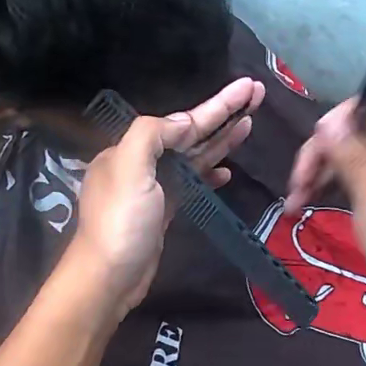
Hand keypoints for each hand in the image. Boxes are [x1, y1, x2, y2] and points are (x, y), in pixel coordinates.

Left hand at [62, 77, 265, 315]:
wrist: (109, 277)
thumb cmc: (120, 222)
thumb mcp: (129, 168)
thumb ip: (153, 135)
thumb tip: (185, 121)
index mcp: (131, 149)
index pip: (181, 121)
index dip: (217, 104)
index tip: (246, 88)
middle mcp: (142, 164)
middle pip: (191, 134)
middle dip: (223, 114)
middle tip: (256, 94)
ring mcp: (154, 189)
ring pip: (194, 157)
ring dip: (221, 140)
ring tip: (249, 124)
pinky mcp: (164, 211)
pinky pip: (191, 183)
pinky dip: (209, 173)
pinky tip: (226, 171)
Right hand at [285, 99, 365, 298]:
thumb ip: (351, 155)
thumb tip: (327, 119)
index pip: (363, 108)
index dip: (331, 126)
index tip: (311, 160)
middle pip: (354, 130)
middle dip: (321, 154)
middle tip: (296, 189)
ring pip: (353, 151)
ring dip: (323, 170)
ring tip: (298, 201)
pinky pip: (362, 169)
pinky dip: (338, 181)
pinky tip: (316, 199)